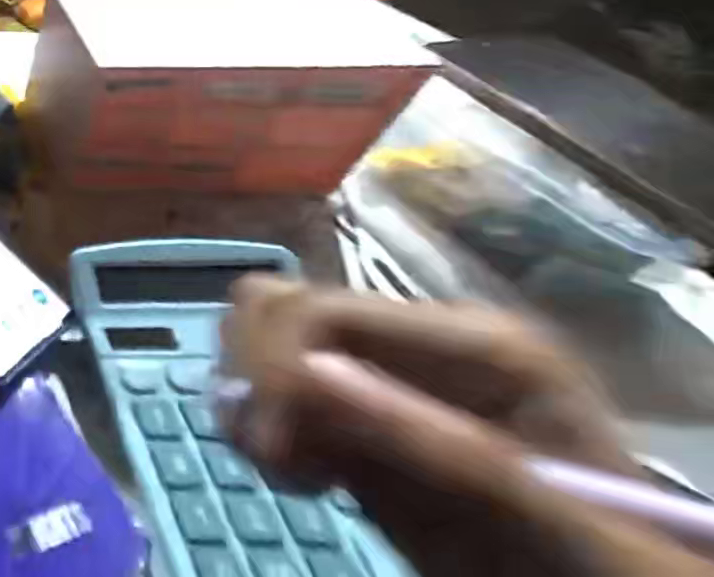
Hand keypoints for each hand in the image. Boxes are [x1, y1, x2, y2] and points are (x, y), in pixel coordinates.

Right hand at [221, 276, 713, 576]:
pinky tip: (293, 471)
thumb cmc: (610, 572)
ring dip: (244, 397)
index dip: (272, 363)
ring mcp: (375, 363)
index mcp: (476, 342)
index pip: (320, 311)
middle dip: (252, 376)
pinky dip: (249, 417)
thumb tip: (311, 372)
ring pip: (251, 331)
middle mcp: (412, 334)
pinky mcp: (343, 400)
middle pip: (274, 305)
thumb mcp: (561, 530)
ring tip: (288, 470)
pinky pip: (259, 376)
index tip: (269, 448)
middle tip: (276, 458)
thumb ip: (452, 452)